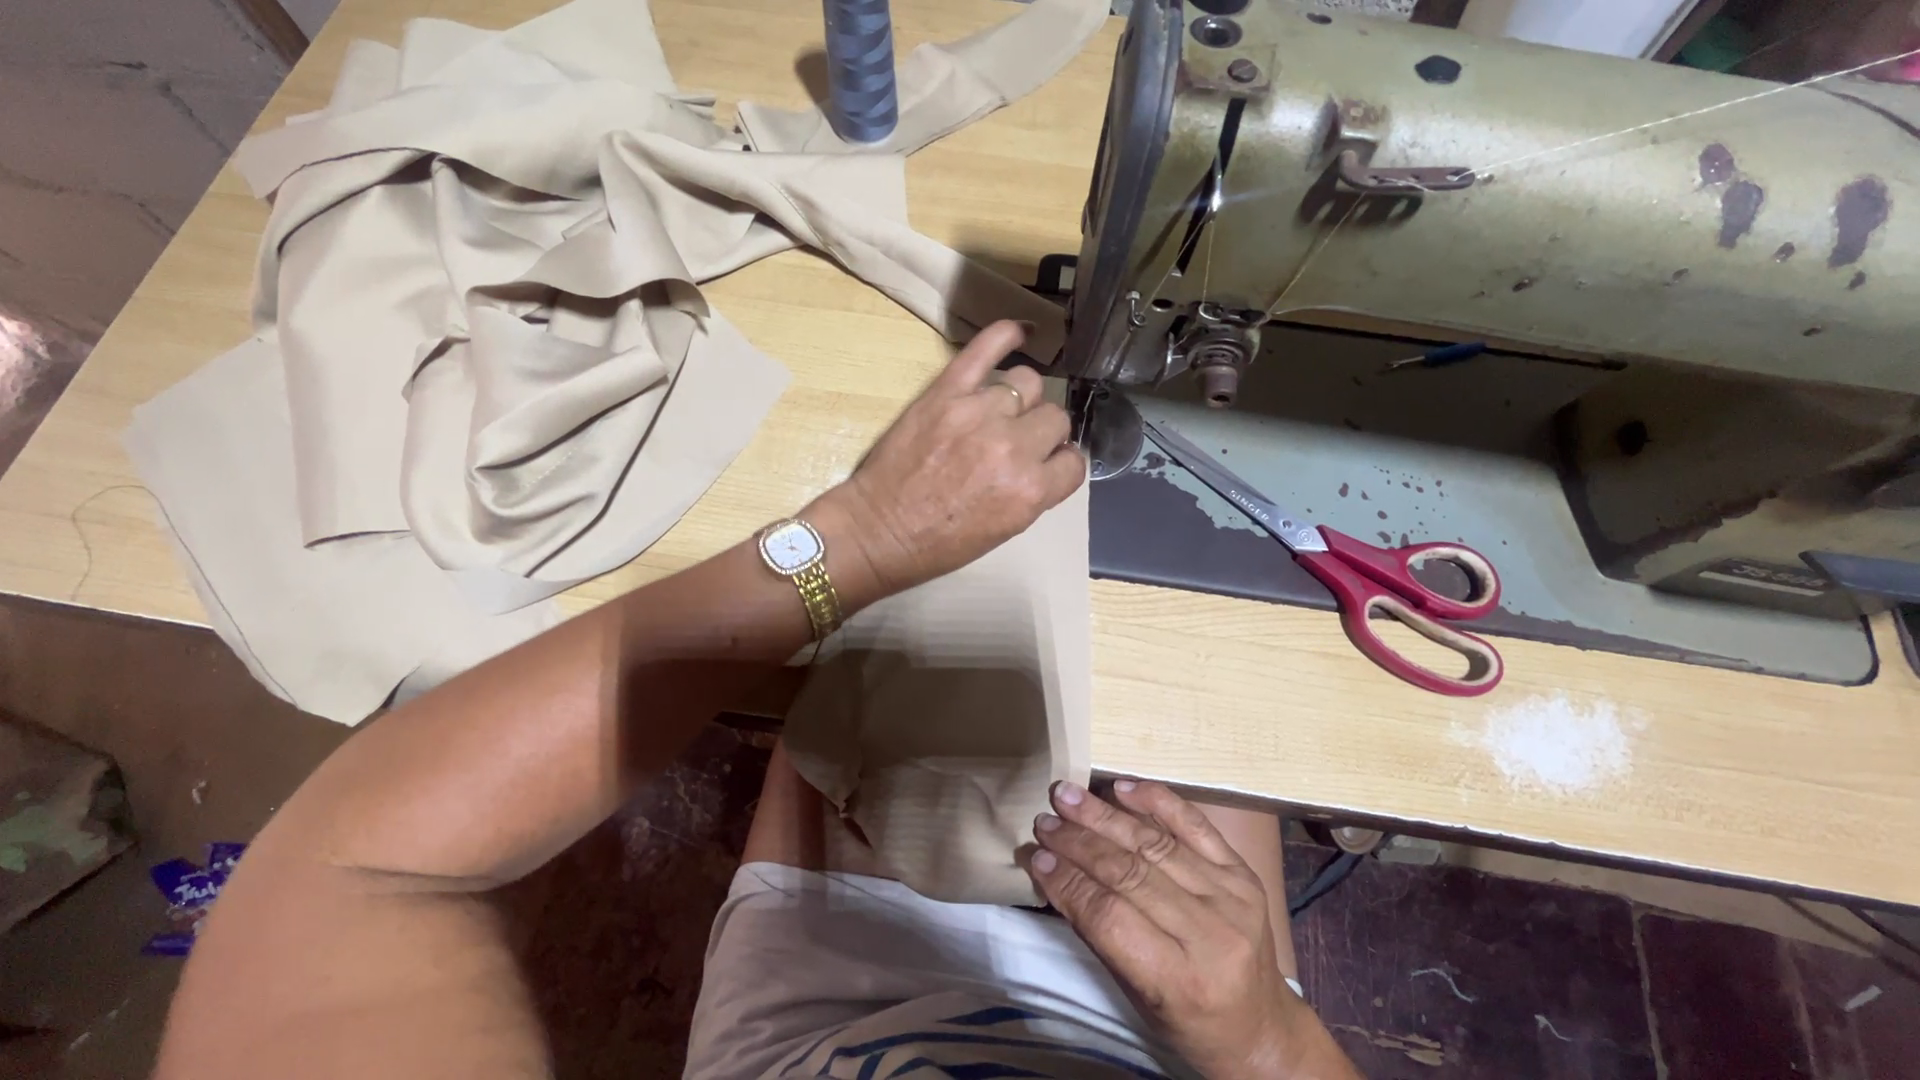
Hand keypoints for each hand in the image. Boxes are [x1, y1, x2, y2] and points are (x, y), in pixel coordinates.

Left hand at [811, 320, 1084, 600]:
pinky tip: (1017, 332)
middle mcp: (1012, 447)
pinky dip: (1004, 335)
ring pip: (1027, 383)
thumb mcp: (1005, 529)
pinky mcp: (946, 393)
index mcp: (1030, 490)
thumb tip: (1047, 457)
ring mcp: (978, 414)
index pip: (1073, 460)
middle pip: (1054, 416)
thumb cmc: (940, 543)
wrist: (879, 532)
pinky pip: (984, 350)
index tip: (1045, 463)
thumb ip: (1034, 490)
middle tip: (1017, 441)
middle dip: (1042, 430)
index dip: (1060, 461)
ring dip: (1020, 398)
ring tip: (1001, 411)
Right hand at [1025, 780, 1360, 1079]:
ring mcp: (1232, 898)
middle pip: (1130, 873)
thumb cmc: (1188, 1022)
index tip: (1034, 856)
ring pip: (1155, 844)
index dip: (1067, 882)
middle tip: (1044, 821)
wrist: (1262, 1028)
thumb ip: (1097, 931)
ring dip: (1104, 816)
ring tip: (1068, 797)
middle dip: (1079, 843)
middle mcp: (1210, 934)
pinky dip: (1157, 801)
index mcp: (1179, 980)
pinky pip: (1196, 826)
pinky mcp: (1244, 873)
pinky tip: (1122, 787)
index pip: (1109, 916)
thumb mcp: (1135, 994)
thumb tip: (1051, 869)